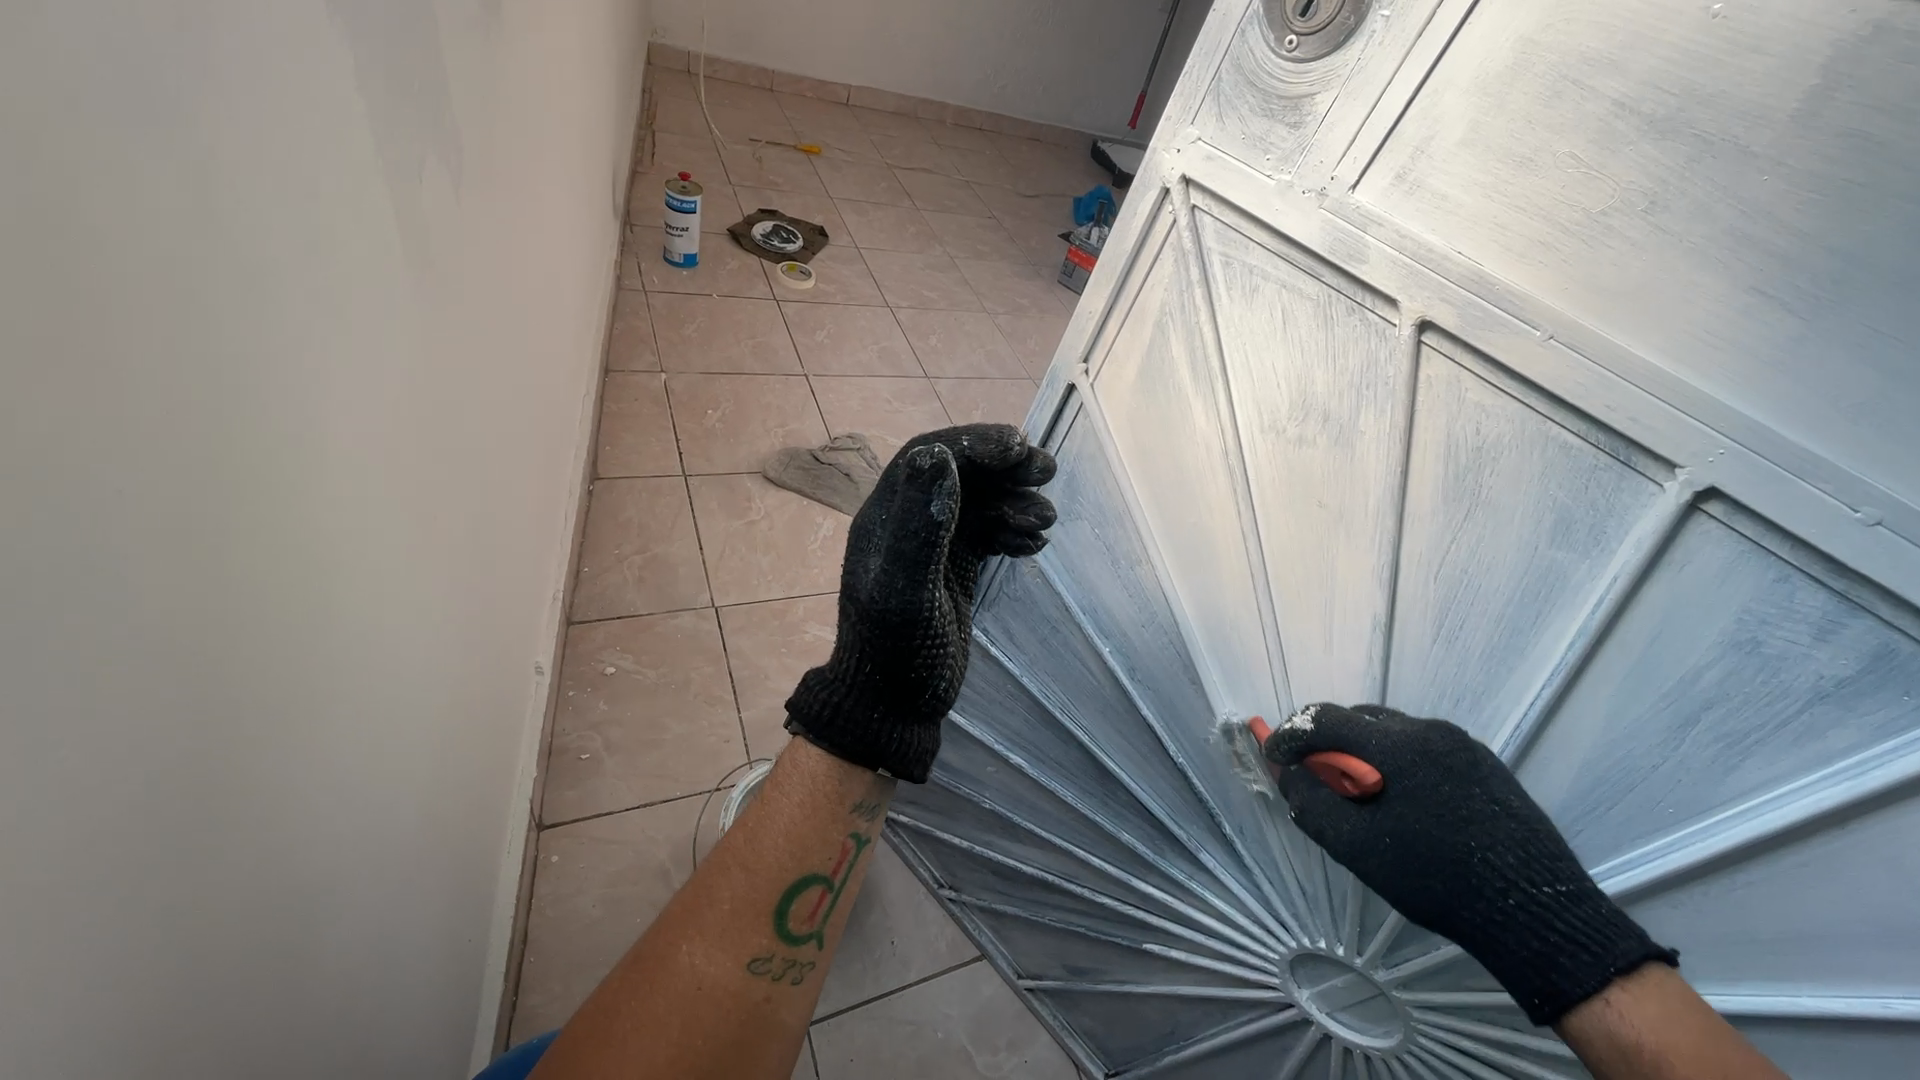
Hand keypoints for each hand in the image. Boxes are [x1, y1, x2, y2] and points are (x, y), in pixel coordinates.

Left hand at [784, 424, 1055, 781]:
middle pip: (961, 473)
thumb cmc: (896, 651)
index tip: (1018, 447)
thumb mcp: (907, 590)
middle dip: (1004, 467)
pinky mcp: (954, 569)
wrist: (894, 705)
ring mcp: (934, 546)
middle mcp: (909, 522)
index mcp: (887, 516)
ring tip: (1048, 518)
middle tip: (1047, 471)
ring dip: (1014, 502)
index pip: (930, 455)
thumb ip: (920, 524)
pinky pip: (988, 534)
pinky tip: (1036, 545)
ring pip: (979, 504)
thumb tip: (939, 454)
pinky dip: (1013, 531)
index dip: (974, 443)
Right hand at [1263, 703, 1675, 1025]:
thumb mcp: (1357, 847)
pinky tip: (1404, 802)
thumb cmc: (1436, 879)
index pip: (1325, 718)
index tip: (1275, 757)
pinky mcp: (1485, 764)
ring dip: (1364, 752)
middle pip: (1358, 719)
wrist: (1536, 911)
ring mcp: (1462, 745)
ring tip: (1361, 794)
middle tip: (1316, 779)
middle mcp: (1429, 731)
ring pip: (1392, 732)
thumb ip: (1311, 802)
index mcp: (1396, 745)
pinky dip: (1398, 762)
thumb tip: (1286, 771)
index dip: (1291, 735)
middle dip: (1327, 742)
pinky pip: (1424, 748)